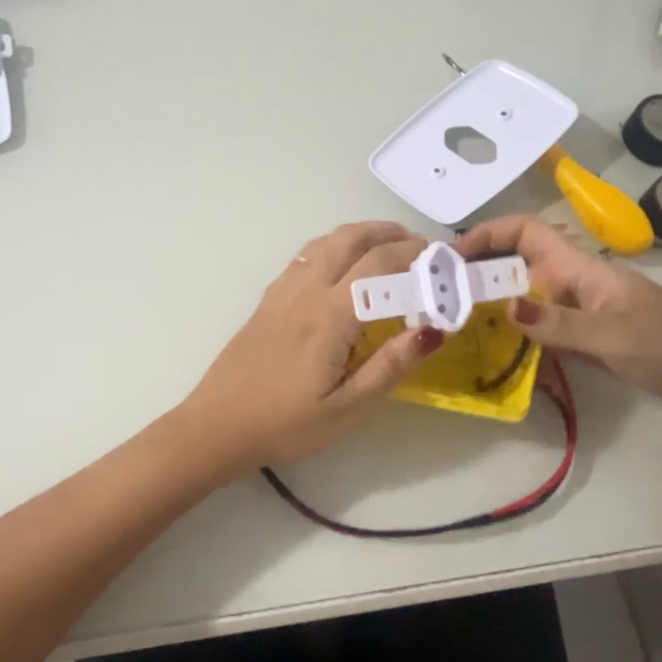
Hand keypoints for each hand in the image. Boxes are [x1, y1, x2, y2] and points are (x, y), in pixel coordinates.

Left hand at [174, 222, 444, 472]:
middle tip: (421, 248)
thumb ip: (391, 366)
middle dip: (390, 234)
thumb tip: (434, 330)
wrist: (216, 427)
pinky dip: (332, 248)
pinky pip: (303, 258)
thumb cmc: (285, 426)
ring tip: (386, 250)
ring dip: (360, 235)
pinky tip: (340, 271)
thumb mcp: (348, 409)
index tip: (444, 263)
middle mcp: (305, 292)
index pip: (380, 265)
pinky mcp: (266, 303)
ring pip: (323, 243)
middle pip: (351, 239)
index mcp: (330, 315)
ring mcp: (281, 294)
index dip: (417, 256)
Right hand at [456, 216, 661, 405]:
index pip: (526, 232)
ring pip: (521, 296)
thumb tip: (507, 308)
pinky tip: (487, 346)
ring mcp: (573, 309)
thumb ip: (558, 323)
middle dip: (477, 271)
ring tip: (451, 319)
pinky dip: (509, 330)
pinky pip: (534, 325)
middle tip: (438, 294)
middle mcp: (571, 282)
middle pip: (515, 264)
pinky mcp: (577, 334)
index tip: (452, 255)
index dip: (488, 233)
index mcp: (580, 268)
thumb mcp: (611, 334)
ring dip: (488, 303)